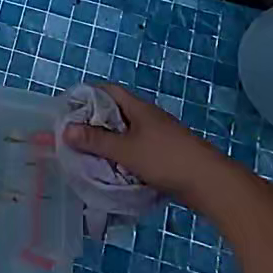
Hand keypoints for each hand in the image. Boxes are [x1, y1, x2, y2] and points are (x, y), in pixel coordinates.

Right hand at [63, 82, 236, 201]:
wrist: (206, 181)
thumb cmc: (165, 159)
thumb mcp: (126, 150)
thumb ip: (96, 141)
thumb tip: (66, 130)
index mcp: (139, 108)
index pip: (109, 91)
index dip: (88, 95)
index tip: (67, 109)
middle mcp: (147, 118)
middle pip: (115, 113)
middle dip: (93, 123)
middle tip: (71, 137)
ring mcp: (156, 136)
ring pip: (124, 134)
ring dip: (106, 143)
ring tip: (84, 156)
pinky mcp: (162, 155)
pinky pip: (134, 151)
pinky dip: (120, 157)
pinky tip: (109, 171)